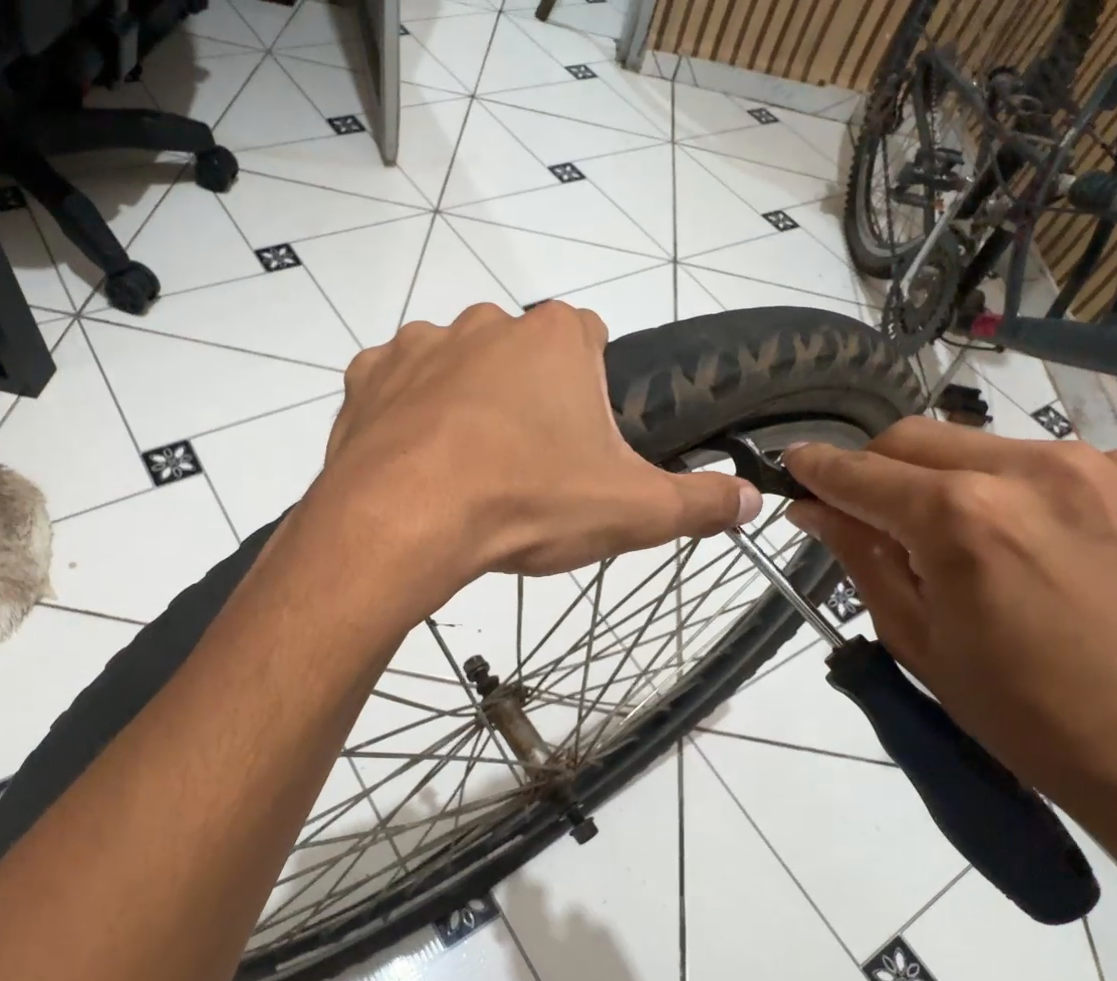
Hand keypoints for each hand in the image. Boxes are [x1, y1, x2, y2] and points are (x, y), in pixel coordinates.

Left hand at [314, 302, 760, 581]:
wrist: (404, 521)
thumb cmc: (527, 502)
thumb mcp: (631, 511)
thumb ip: (698, 502)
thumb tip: (750, 500)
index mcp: (555, 337)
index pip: (589, 339)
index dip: (591, 389)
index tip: (581, 441)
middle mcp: (485, 322)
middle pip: (520, 355)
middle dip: (527, 399)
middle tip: (525, 467)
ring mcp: (419, 345)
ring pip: (456, 369)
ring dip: (465, 406)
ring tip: (466, 473)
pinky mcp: (366, 376)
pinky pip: (396, 389)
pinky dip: (405, 418)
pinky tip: (413, 464)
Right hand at [782, 418, 1116, 842]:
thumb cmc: (1029, 717)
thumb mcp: (920, 642)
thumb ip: (861, 557)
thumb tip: (813, 506)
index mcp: (962, 517)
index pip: (861, 471)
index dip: (818, 469)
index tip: (796, 468)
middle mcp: (1035, 469)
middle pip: (921, 438)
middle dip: (885, 469)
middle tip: (885, 517)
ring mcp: (1114, 467)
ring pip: (998, 449)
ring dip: (972, 485)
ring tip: (994, 548)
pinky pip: (1076, 467)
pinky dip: (1048, 499)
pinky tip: (1068, 551)